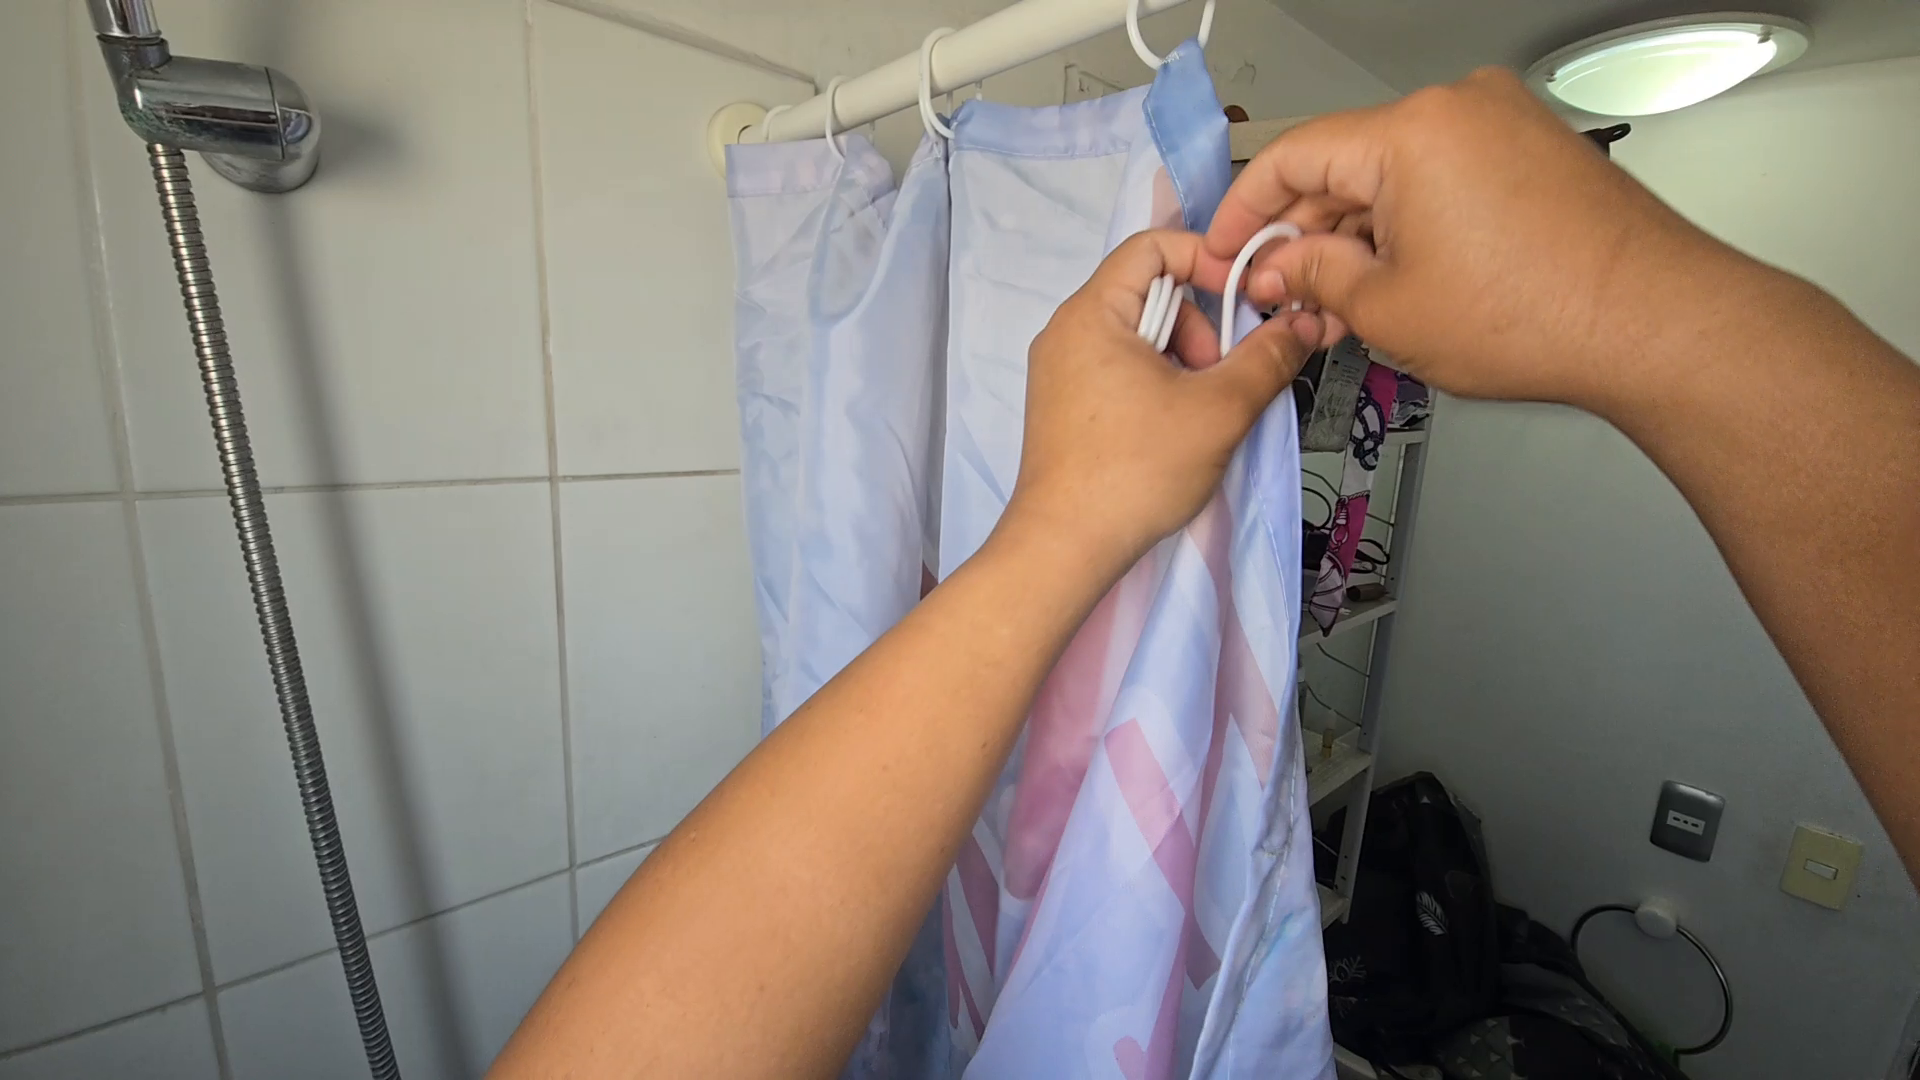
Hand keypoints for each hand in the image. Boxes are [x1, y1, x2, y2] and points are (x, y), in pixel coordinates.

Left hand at [996, 229, 1310, 574]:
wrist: (1066, 544)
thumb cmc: (1136, 471)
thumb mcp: (1218, 409)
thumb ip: (1267, 357)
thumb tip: (1301, 324)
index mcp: (1091, 313)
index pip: (1152, 245)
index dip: (1206, 258)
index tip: (1243, 297)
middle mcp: (1064, 334)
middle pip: (1146, 294)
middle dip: (1196, 327)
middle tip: (1216, 378)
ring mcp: (1056, 373)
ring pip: (1135, 338)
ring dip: (1178, 362)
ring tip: (1193, 413)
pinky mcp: (1060, 408)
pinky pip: (1114, 371)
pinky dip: (1150, 385)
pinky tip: (1166, 429)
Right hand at [1196, 67, 1750, 409]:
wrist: (1650, 325)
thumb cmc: (1525, 314)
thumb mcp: (1380, 306)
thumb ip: (1308, 275)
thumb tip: (1271, 268)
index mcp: (1411, 132)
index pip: (1290, 156)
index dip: (1241, 211)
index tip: (1220, 253)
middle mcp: (1453, 111)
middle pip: (1336, 171)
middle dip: (1294, 240)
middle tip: (1269, 297)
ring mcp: (1492, 129)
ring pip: (1379, 187)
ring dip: (1341, 248)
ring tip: (1321, 311)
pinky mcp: (1516, 157)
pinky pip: (1425, 190)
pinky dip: (1389, 238)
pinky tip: (1369, 289)